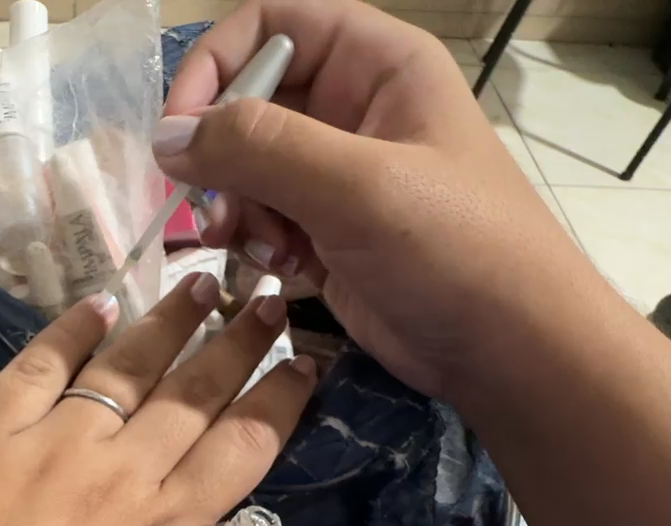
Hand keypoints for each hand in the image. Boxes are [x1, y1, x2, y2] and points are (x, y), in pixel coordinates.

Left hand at [0, 276, 315, 525]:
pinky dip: (71, 329)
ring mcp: (46, 444)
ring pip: (124, 366)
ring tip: (206, 281)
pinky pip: (37, 365)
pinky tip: (101, 304)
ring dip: (171, 321)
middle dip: (242, 340)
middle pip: (194, 391)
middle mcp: (114, 470)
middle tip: (272, 297)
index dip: (283, 397)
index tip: (309, 360)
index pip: (244, 444)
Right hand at [156, 0, 605, 397]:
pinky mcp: (327, 238)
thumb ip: (259, 150)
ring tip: (265, 249)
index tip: (177, 134)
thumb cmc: (452, 250)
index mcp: (373, 65)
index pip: (270, 29)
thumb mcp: (356, 186)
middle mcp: (350, 114)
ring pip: (248, 174)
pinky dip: (260, 245)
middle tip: (218, 215)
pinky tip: (285, 270)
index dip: (214, 69)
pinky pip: (265, 224)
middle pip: (249, 108)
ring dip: (238, 211)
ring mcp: (336, 181)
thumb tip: (166, 136)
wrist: (504, 348)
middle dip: (222, 161)